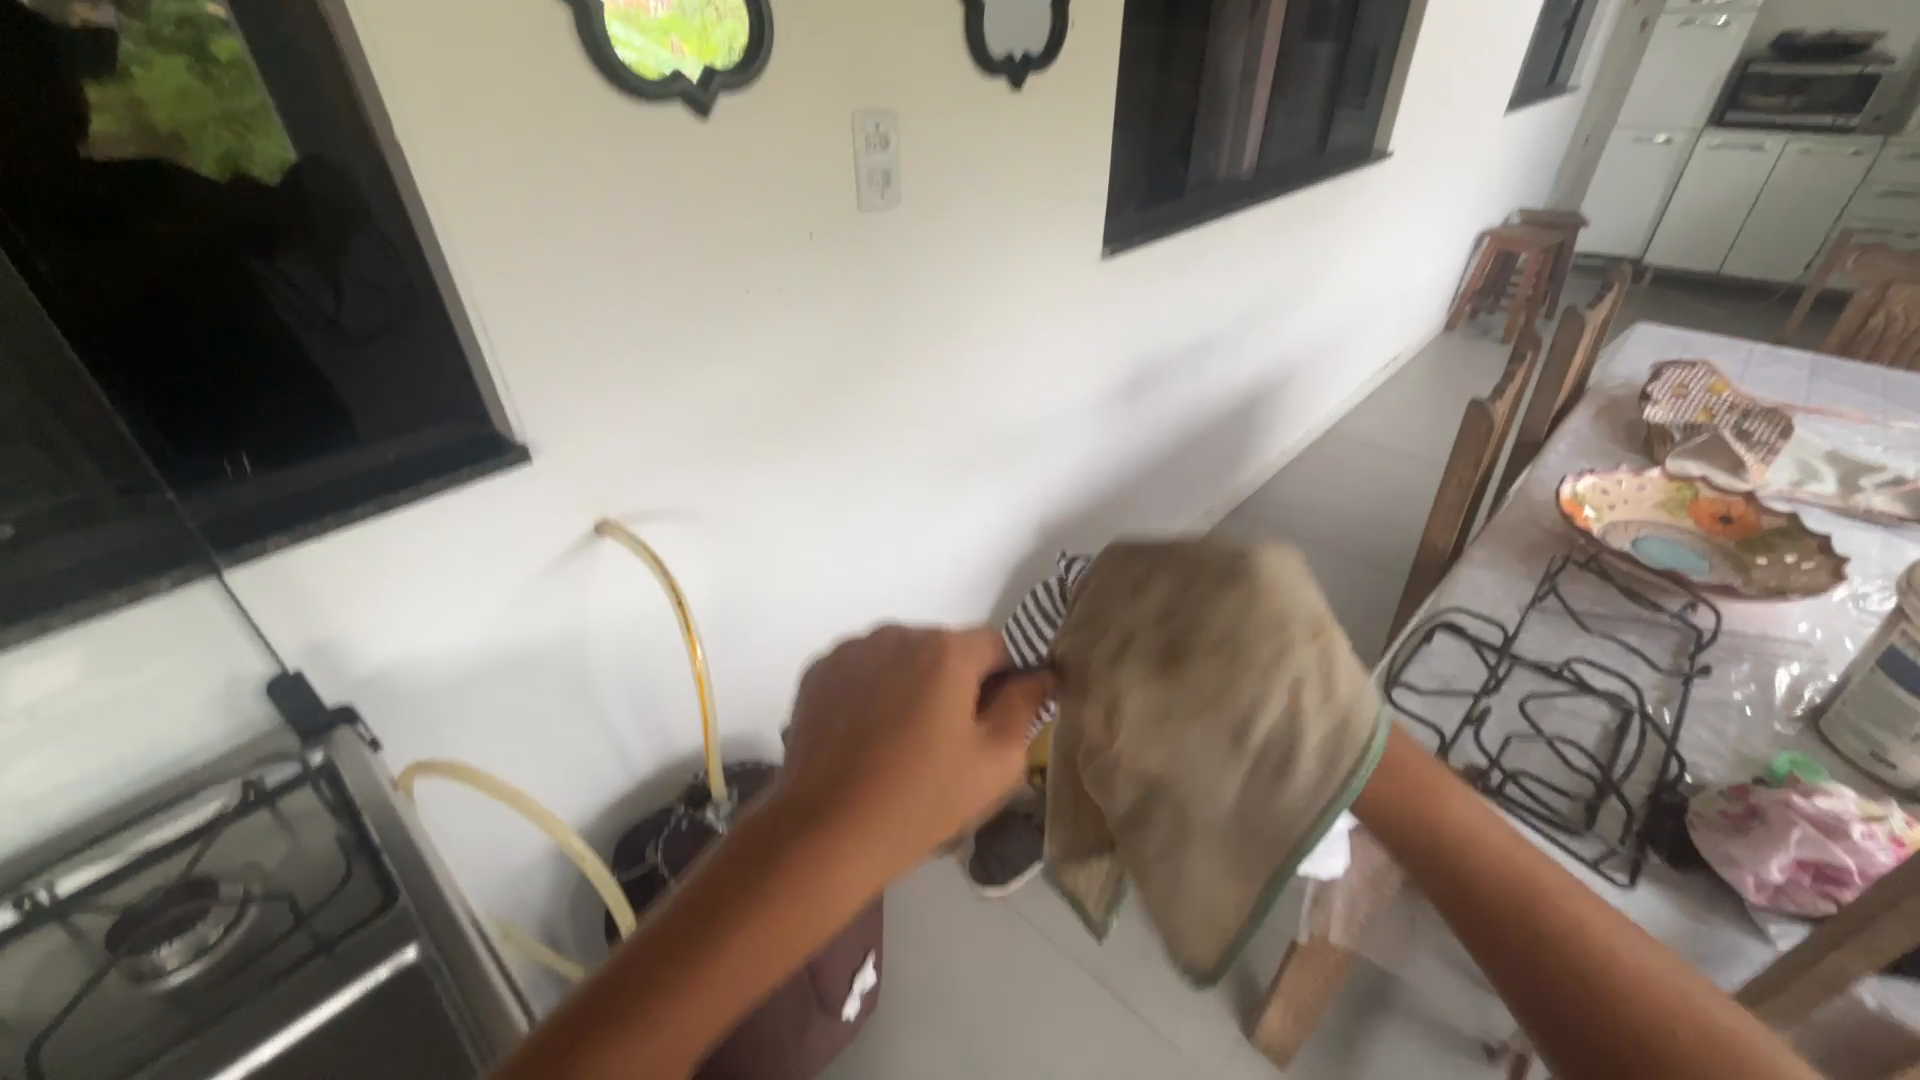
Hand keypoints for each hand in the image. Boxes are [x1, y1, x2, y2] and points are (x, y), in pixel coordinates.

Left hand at [777, 626, 1054, 878]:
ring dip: (909, 685)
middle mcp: (897, 634)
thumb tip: (1040, 675)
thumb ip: (1024, 706)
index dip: (999, 683)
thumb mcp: (995, 763)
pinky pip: (862, 670)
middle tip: (943, 742)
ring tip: (899, 743)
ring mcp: (851, 650)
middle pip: (943, 649)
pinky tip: (864, 738)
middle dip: (952, 683)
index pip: (994, 645)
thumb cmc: (921, 800)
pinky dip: (870, 692)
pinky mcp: (817, 672)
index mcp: (946, 650)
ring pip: (900, 658)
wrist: (824, 832)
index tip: (986, 726)